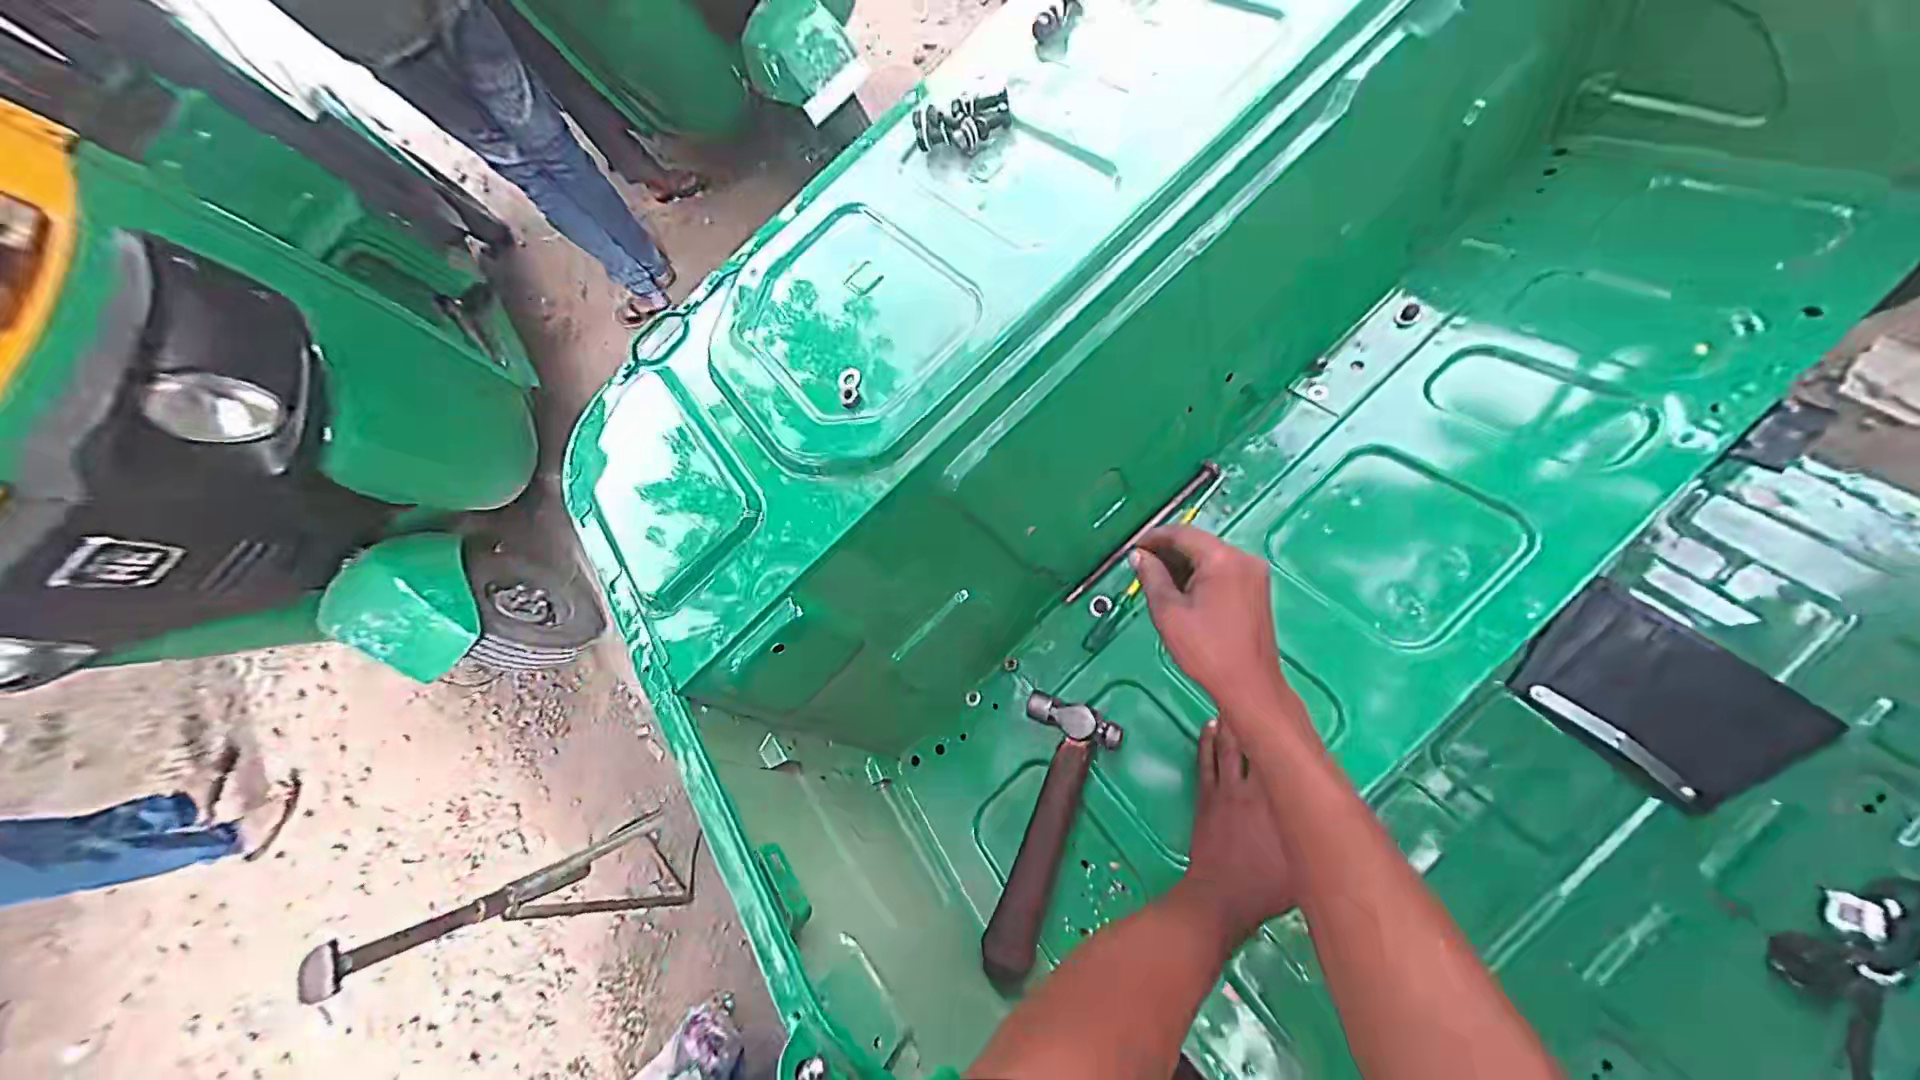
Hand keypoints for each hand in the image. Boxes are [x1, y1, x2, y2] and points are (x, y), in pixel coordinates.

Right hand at [1131, 526, 1296, 720]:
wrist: (1249, 685)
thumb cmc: (1206, 649)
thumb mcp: (1168, 612)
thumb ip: (1151, 576)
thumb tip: (1139, 556)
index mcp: (1223, 559)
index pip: (1182, 534)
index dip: (1154, 538)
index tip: (1133, 548)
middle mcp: (1243, 558)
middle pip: (1198, 543)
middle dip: (1168, 551)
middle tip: (1141, 565)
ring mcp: (1254, 573)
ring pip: (1210, 556)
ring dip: (1183, 564)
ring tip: (1156, 579)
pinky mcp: (1257, 589)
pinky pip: (1222, 570)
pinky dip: (1200, 574)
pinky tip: (1181, 590)